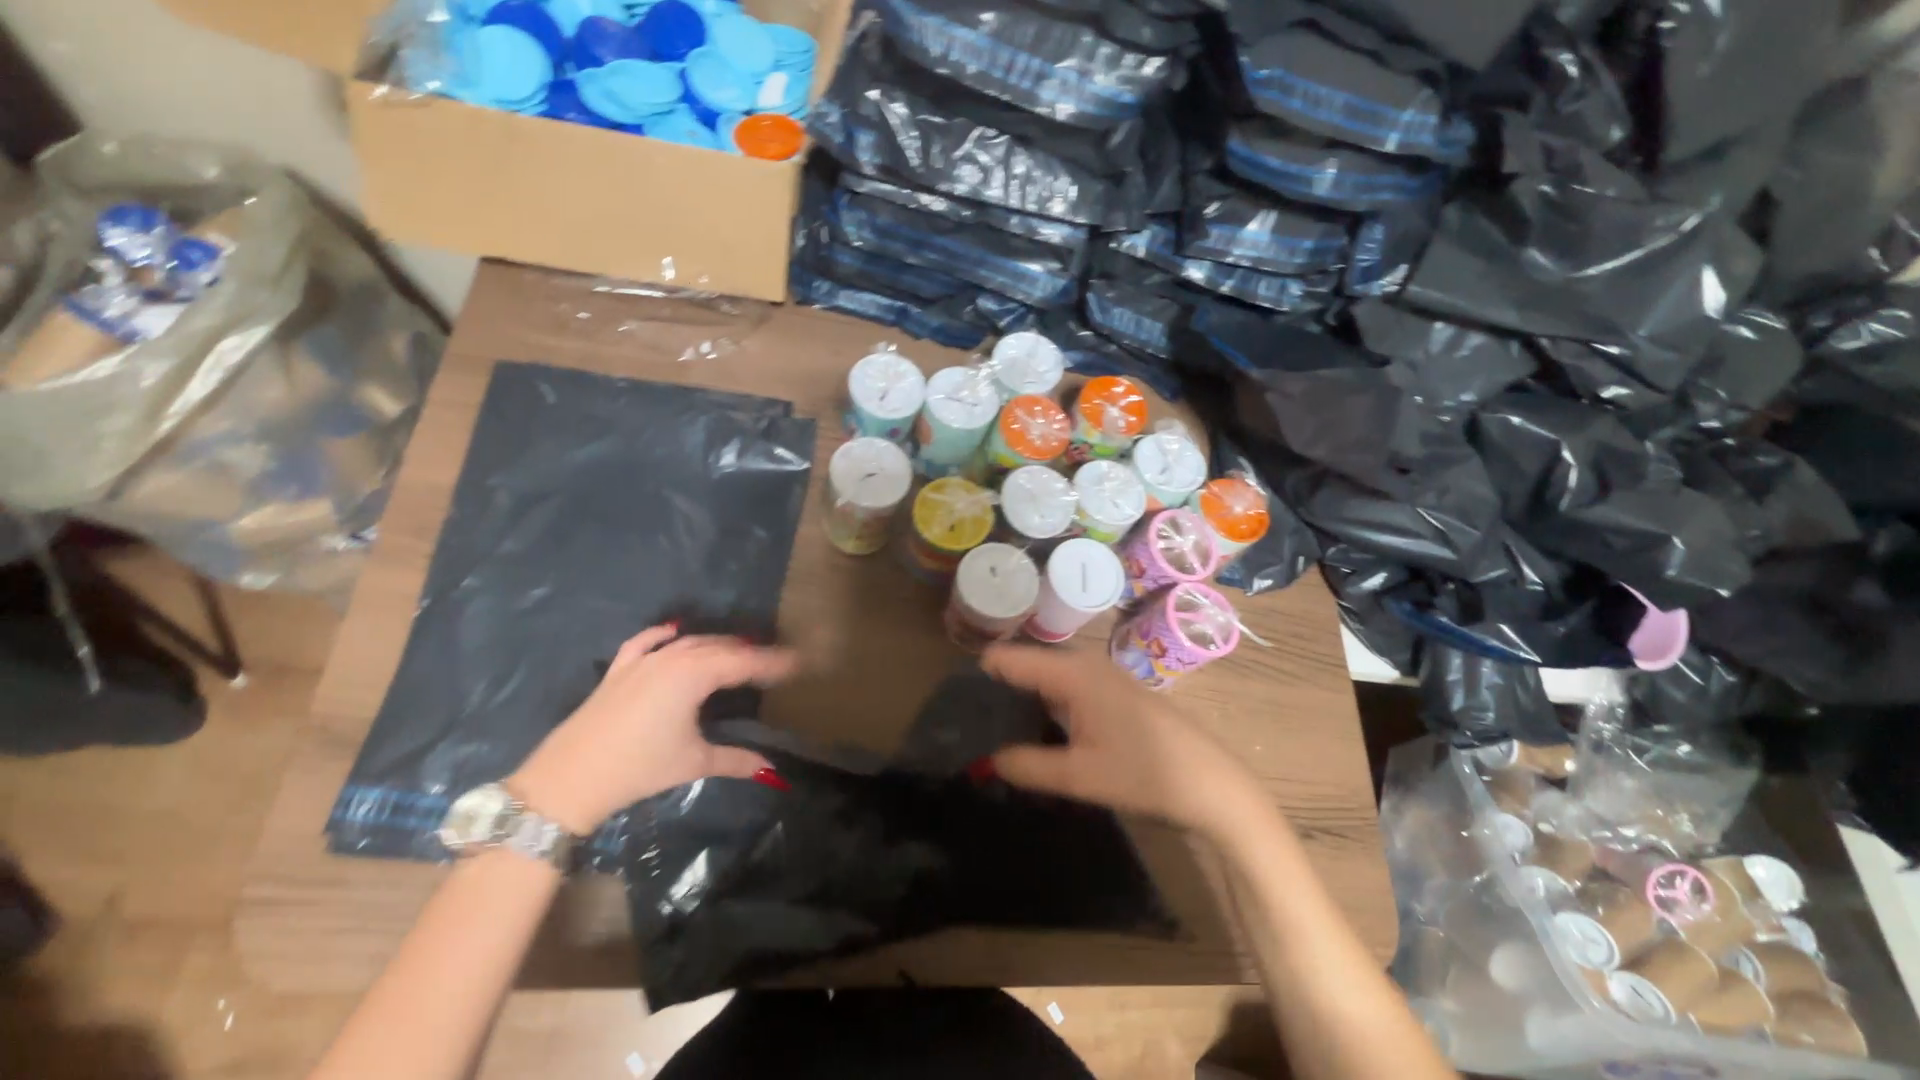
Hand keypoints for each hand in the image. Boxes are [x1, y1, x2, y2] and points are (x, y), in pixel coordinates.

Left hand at [509, 626, 797, 833]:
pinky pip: (647, 643)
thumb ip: (736, 760)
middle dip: (749, 653)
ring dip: (716, 646)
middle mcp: (670, 658)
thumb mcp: (694, 762)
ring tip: (740, 653)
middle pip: (719, 647)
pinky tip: (675, 632)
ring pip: (688, 643)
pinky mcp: (619, 671)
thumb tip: (772, 770)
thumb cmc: (639, 767)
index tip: (799, 663)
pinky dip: (664, 636)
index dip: (773, 663)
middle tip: (776, 663)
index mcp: (693, 674)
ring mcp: (642, 661)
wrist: (571, 776)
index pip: (744, 662)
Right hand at [981, 644, 1274, 841]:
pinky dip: (1043, 710)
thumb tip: (984, 760)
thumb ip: (1025, 765)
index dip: (975, 681)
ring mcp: (1101, 677)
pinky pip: (1063, 691)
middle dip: (994, 696)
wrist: (1213, 785)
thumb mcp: (1079, 776)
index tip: (952, 711)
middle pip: (1022, 667)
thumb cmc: (1145, 774)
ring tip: (992, 739)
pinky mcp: (1112, 694)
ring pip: (1043, 681)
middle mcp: (1083, 663)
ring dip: (1019, 706)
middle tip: (968, 733)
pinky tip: (1035, 740)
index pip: (1004, 659)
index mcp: (1071, 672)